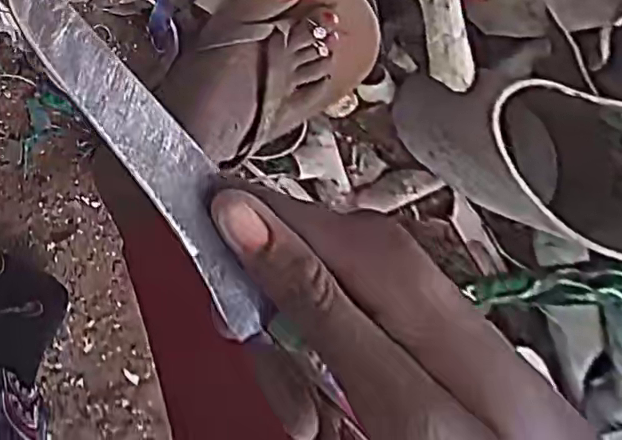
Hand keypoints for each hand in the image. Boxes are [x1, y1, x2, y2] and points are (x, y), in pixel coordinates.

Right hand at [212, 190, 595, 439]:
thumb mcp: (398, 401)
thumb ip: (313, 297)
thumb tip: (230, 206)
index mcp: (386, 260)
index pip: (266, 203)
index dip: (230, 243)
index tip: (221, 299)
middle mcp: (389, 263)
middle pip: (276, 252)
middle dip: (263, 317)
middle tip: (285, 386)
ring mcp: (397, 296)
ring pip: (292, 294)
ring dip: (287, 358)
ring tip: (318, 418)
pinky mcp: (400, 327)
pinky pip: (322, 325)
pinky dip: (315, 371)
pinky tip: (339, 413)